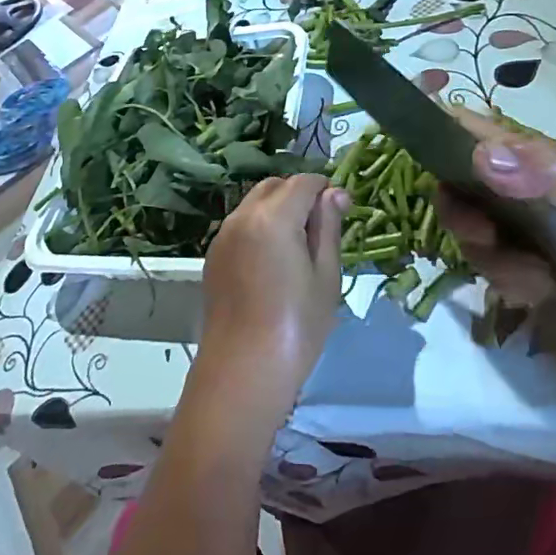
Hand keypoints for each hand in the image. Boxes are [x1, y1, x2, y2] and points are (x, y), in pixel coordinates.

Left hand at [200, 174, 346, 416]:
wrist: (242, 371)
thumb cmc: (296, 326)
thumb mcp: (325, 275)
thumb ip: (328, 227)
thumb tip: (335, 192)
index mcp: (273, 217)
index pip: (304, 182)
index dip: (326, 189)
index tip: (342, 211)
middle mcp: (242, 216)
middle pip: (274, 187)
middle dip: (299, 195)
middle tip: (321, 230)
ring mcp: (222, 236)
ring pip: (254, 204)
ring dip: (278, 210)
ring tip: (298, 247)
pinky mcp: (213, 256)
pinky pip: (240, 225)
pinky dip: (259, 227)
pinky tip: (273, 262)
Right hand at [434, 110, 555, 305]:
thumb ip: (546, 177)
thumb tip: (480, 156)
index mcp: (533, 160)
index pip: (473, 131)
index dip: (438, 126)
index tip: (411, 135)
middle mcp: (518, 188)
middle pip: (457, 190)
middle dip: (461, 216)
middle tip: (484, 236)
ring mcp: (521, 228)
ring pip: (471, 235)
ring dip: (492, 259)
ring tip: (536, 276)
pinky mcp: (526, 264)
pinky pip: (492, 270)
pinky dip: (513, 283)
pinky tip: (546, 290)